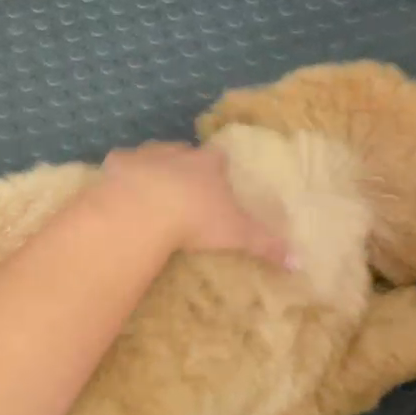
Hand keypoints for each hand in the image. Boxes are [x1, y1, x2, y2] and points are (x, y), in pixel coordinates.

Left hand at [97, 142, 290, 267]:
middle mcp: (178, 152)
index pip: (219, 158)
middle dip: (185, 167)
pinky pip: (120, 165)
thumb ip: (267, 244)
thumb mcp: (238, 234)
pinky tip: (119, 192)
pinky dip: (121, 175)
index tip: (218, 184)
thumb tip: (298, 262)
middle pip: (184, 153)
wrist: (144, 208)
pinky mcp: (117, 163)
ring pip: (151, 154)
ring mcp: (145, 154)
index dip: (219, 170)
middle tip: (184, 191)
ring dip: (152, 168)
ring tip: (152, 192)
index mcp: (209, 164)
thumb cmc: (197, 218)